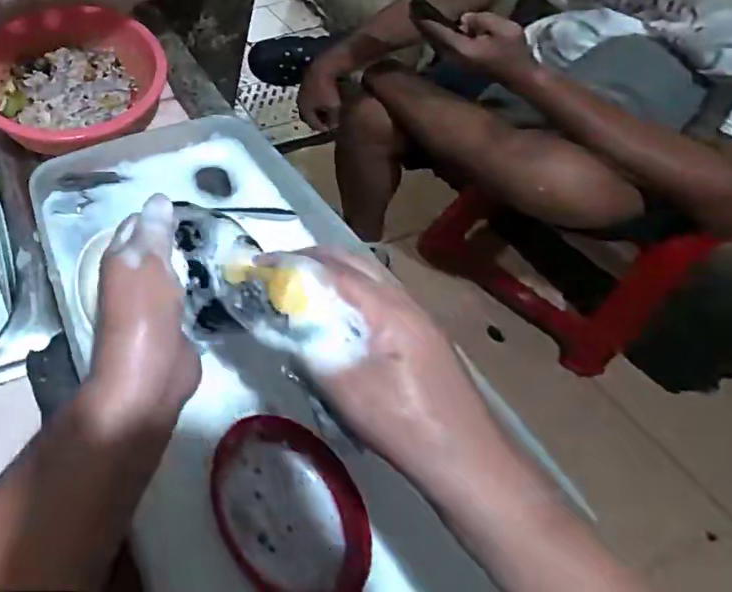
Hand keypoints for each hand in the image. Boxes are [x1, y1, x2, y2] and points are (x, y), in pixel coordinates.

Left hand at [88, 196, 200, 433]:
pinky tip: (219, 282)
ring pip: (170, 272)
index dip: (157, 213)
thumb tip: (158, 197)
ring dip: (188, 262)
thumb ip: (155, 232)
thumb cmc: (144, 314)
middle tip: (213, 224)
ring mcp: (150, 302)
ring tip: (221, 247)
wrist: (148, 377)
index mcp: (118, 257)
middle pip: (153, 247)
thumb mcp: (149, 264)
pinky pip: (184, 297)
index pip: (137, 223)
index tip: (190, 205)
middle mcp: (130, 276)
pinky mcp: (170, 325)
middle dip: (175, 236)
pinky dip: (197, 288)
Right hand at [256, 247, 507, 486]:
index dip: (288, 262)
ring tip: (297, 288)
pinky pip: (378, 294)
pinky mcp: (423, 336)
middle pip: (350, 260)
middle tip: (273, 272)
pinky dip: (348, 290)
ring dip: (329, 272)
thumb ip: (305, 344)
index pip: (329, 267)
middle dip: (307, 259)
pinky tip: (334, 314)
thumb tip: (274, 317)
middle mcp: (406, 303)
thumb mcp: (342, 387)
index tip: (256, 266)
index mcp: (387, 309)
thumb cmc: (404, 426)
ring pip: (367, 275)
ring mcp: (419, 319)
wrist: (475, 470)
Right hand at [296, 51, 345, 130]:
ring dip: (319, 110)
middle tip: (330, 122)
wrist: (323, 67)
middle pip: (309, 115)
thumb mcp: (333, 107)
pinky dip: (319, 101)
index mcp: (304, 109)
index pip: (312, 123)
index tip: (332, 130)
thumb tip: (333, 126)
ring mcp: (302, 92)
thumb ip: (333, 119)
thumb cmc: (328, 89)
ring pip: (310, 105)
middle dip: (319, 119)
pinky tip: (328, 100)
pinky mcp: (307, 84)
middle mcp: (300, 101)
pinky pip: (313, 97)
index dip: (323, 128)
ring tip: (329, 112)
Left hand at [415, 11, 534, 80]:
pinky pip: (441, 42)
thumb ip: (483, 19)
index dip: (422, 15)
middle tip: (417, 4)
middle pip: (429, 33)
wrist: (520, 76)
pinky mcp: (454, 60)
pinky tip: (446, 24)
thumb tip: (463, 18)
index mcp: (458, 46)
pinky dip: (440, 32)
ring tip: (427, 11)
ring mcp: (449, 59)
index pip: (433, 29)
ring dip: (431, 26)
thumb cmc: (515, 53)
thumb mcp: (507, 30)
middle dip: (423, 19)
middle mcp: (447, 54)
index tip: (414, 2)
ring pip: (434, 38)